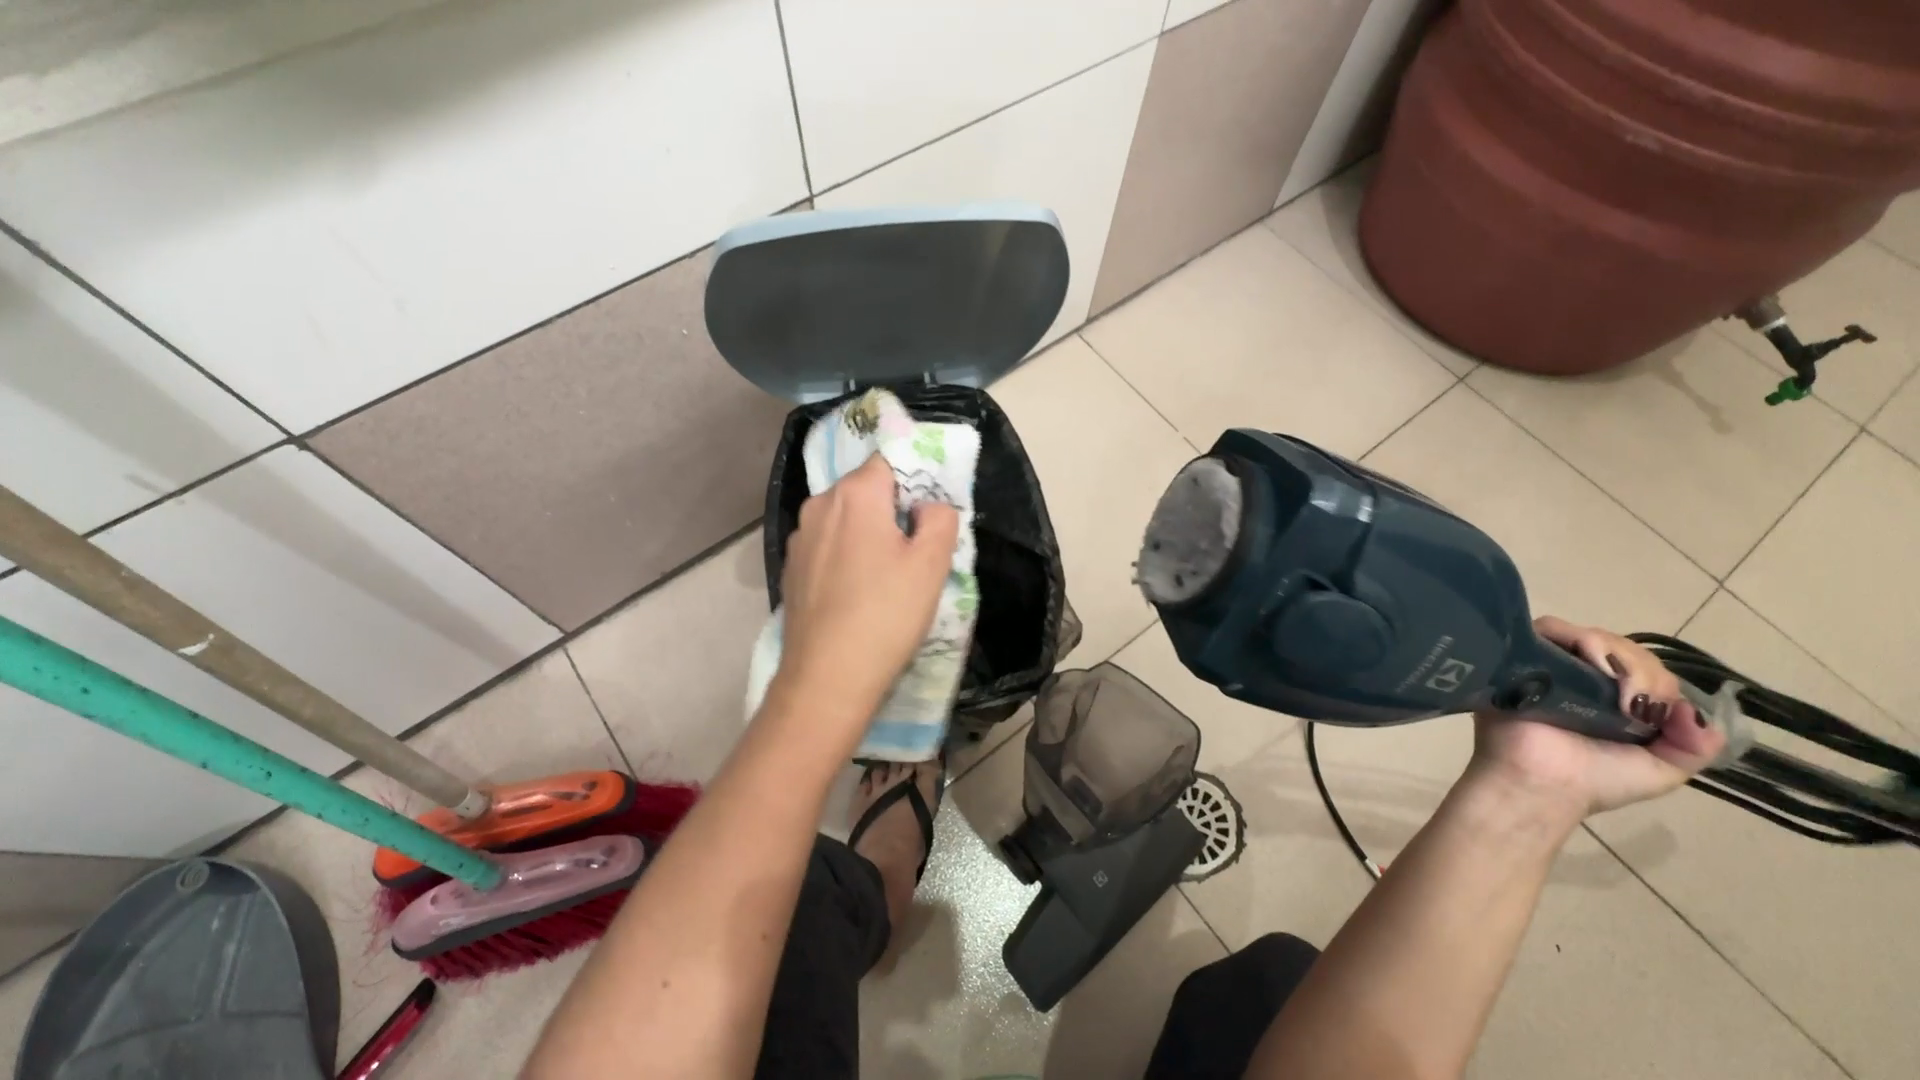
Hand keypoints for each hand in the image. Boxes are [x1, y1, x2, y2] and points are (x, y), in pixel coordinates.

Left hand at [772, 454, 959, 722]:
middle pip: (864, 490)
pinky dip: (845, 559)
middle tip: (915, 551)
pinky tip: (857, 594)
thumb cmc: (886, 614)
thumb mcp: (932, 564)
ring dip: (866, 536)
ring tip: (886, 577)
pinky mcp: (790, 569)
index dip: (914, 483)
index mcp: (855, 493)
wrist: (827, 677)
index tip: (928, 517)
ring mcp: (799, 538)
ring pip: (844, 521)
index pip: (890, 461)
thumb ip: (940, 519)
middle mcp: (820, 504)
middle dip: (891, 510)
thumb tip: (928, 506)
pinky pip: (827, 548)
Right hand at [1466, 616, 1725, 823]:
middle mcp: (1583, 679)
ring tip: (1613, 684)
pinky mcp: (1525, 657)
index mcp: (1613, 700)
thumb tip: (1694, 710)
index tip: (1653, 709)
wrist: (1544, 786)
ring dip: (1615, 653)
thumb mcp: (1662, 771)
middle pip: (1622, 648)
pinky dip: (1576, 636)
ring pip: (1593, 636)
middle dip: (1640, 669)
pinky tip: (1592, 662)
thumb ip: (1694, 746)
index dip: (1657, 680)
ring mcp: (1553, 666)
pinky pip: (1551, 628)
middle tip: (1633, 702)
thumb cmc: (1595, 782)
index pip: (1644, 668)